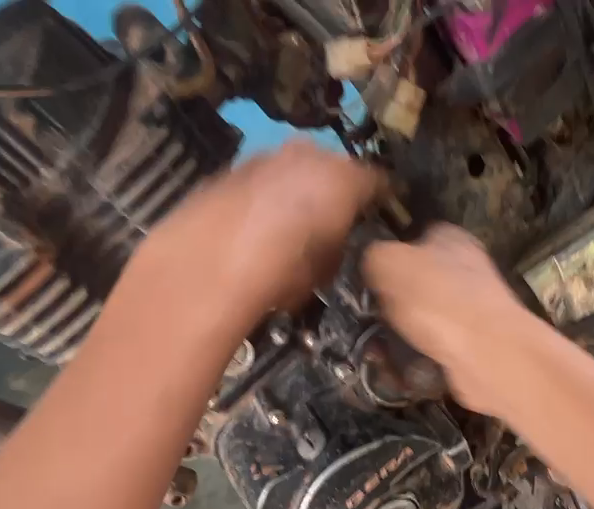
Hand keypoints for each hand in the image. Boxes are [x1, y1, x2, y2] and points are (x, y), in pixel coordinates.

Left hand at [127, 140, 380, 327]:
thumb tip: (339, 241)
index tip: (380, 218)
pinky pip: (266, 178)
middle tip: (338, 221)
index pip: (378, 182)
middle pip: (335, 167)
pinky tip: (264, 223)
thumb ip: (342, 245)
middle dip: (338, 190)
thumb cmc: (287, 269)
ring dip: (301, 189)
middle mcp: (310, 154)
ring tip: (298, 224)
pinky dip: (270, 194)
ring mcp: (269, 155)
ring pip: (298, 169)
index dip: (381, 201)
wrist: (212, 260)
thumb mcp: (330, 268)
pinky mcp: (234, 166)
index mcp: (345, 177)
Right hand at [364, 224, 546, 416]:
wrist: (488, 355)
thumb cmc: (439, 299)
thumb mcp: (390, 263)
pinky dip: (415, 360)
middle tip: (368, 316)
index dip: (389, 257)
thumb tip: (372, 264)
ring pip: (422, 321)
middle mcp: (466, 273)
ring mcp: (471, 313)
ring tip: (377, 347)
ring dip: (399, 335)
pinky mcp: (472, 349)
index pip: (415, 238)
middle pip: (417, 284)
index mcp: (451, 240)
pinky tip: (398, 367)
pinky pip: (432, 352)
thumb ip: (374, 256)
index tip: (368, 277)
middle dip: (391, 303)